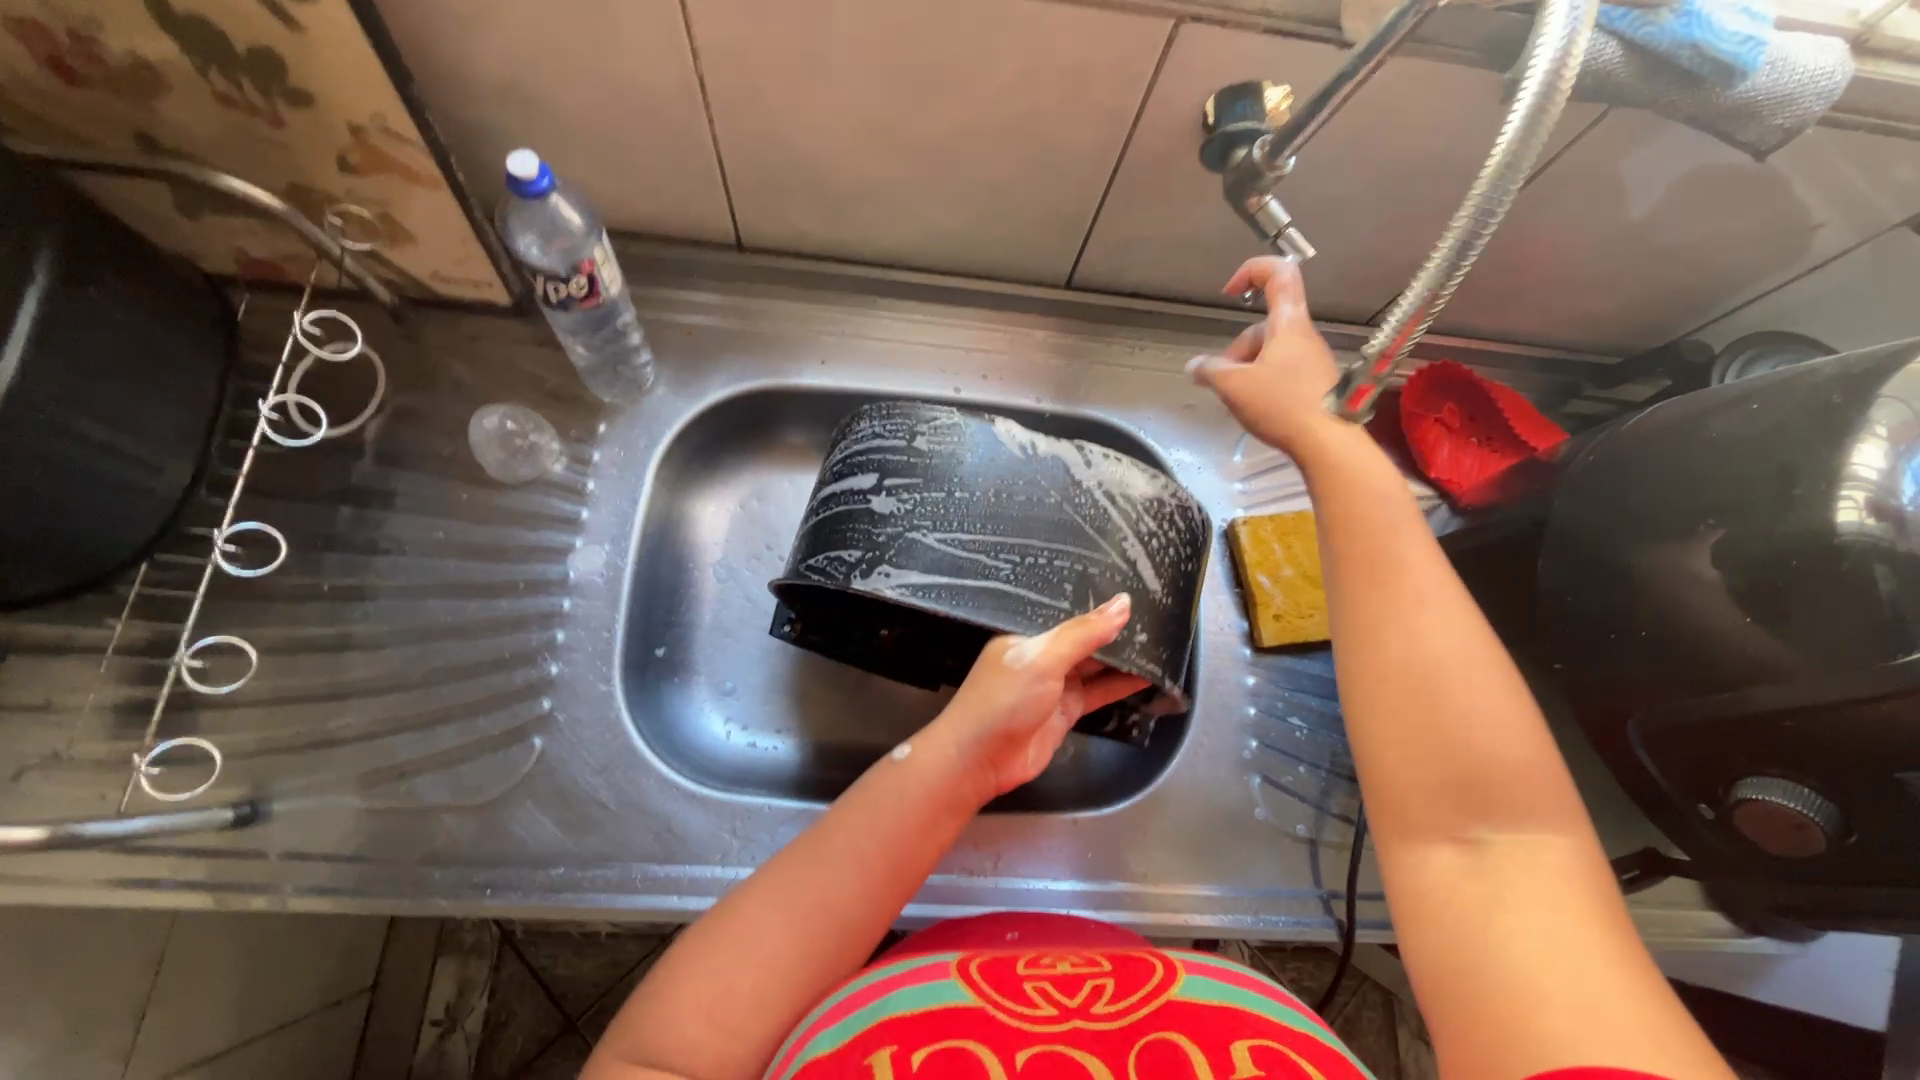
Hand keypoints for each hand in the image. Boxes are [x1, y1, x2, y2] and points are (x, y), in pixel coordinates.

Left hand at [920, 595, 1150, 803]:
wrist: (979, 760)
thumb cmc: (1003, 701)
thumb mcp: (1042, 659)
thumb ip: (1083, 633)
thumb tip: (1123, 604)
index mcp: (1026, 636)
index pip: (1068, 615)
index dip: (1097, 606)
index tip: (1134, 591)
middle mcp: (1040, 657)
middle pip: (1084, 640)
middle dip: (1115, 632)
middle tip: (1157, 616)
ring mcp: (1052, 686)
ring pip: (1094, 667)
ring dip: (1122, 660)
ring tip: (1161, 643)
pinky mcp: (1064, 713)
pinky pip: (1097, 693)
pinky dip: (1120, 686)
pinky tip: (1147, 676)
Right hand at [1186, 256, 1345, 455]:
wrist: (1329, 443)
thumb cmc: (1282, 404)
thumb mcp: (1234, 387)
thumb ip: (1211, 372)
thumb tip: (1194, 366)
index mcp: (1288, 324)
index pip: (1279, 275)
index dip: (1252, 271)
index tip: (1229, 292)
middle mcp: (1305, 336)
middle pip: (1265, 327)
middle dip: (1238, 348)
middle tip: (1222, 379)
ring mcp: (1314, 361)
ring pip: (1273, 352)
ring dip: (1249, 369)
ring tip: (1237, 399)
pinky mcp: (1318, 385)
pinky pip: (1284, 372)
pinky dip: (1264, 383)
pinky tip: (1257, 408)